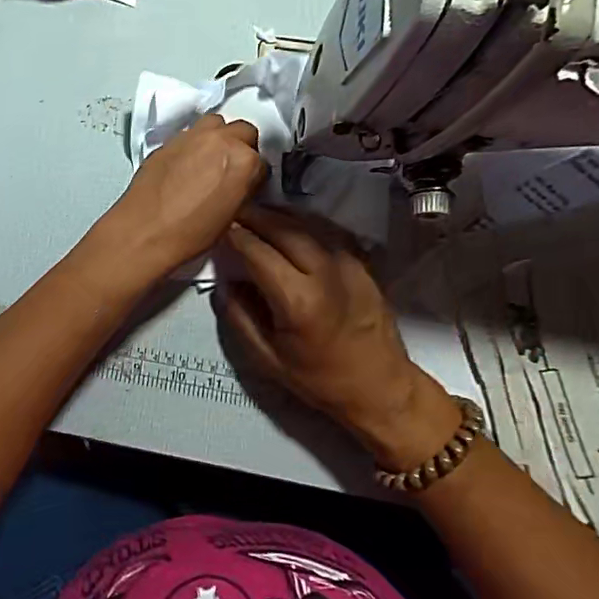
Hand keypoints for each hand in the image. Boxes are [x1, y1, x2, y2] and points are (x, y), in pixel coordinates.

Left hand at [84, 114, 265, 287]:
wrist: (144, 232)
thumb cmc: (187, 233)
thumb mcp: (230, 217)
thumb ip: (242, 190)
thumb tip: (240, 184)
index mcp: (244, 161)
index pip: (262, 162)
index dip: (254, 176)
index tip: (246, 185)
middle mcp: (220, 141)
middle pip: (242, 132)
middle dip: (241, 148)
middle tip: (232, 169)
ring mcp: (192, 137)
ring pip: (215, 124)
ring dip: (218, 137)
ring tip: (210, 160)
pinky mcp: (168, 141)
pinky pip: (189, 133)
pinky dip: (194, 144)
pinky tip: (188, 165)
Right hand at [217, 206, 454, 469]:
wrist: (379, 386)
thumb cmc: (320, 379)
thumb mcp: (268, 359)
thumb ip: (240, 318)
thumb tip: (225, 283)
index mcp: (299, 300)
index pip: (258, 253)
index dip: (235, 237)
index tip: (218, 228)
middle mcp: (326, 273)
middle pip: (284, 229)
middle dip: (255, 217)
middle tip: (234, 212)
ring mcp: (349, 264)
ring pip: (309, 224)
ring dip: (280, 215)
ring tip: (257, 213)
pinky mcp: (363, 263)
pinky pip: (330, 231)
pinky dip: (306, 223)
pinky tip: (292, 224)